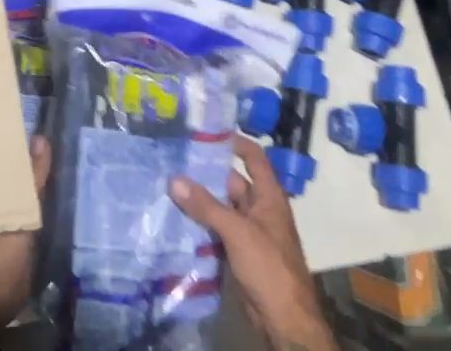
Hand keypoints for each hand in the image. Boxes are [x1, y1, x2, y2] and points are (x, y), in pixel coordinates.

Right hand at [170, 136, 336, 350]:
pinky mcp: (238, 251)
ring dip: (199, 199)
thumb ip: (206, 206)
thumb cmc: (269, 267)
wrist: (284, 320)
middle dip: (205, 172)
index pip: (253, 158)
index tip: (204, 131)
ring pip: (221, 206)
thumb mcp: (238, 232)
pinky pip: (216, 229)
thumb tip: (174, 179)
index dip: (234, 142)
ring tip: (166, 183)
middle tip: (172, 158)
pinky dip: (199, 222)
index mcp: (269, 197)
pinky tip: (175, 216)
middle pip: (231, 181)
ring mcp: (249, 231)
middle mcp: (259, 209)